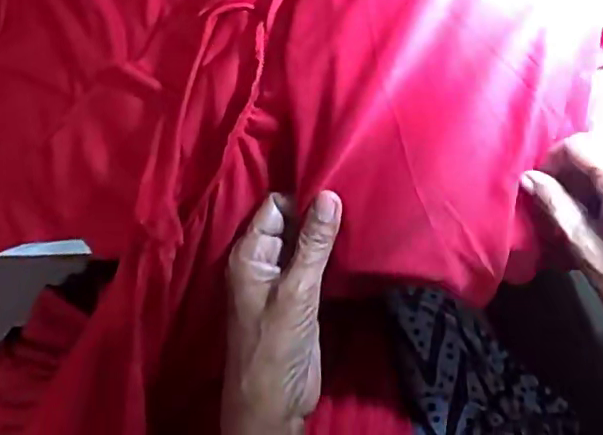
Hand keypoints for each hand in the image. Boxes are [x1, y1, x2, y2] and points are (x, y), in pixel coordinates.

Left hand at [223, 191, 341, 434]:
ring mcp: (278, 278)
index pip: (275, 206)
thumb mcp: (297, 291)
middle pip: (289, 221)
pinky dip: (326, 254)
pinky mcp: (296, 295)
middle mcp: (261, 260)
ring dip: (322, 234)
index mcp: (249, 253)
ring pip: (302, 241)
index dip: (301, 199)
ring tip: (354, 218)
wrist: (273, 409)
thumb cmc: (275, 347)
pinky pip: (310, 261)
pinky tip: (347, 246)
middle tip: (349, 203)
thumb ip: (314, 243)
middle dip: (315, 214)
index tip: (332, 193)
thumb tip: (330, 194)